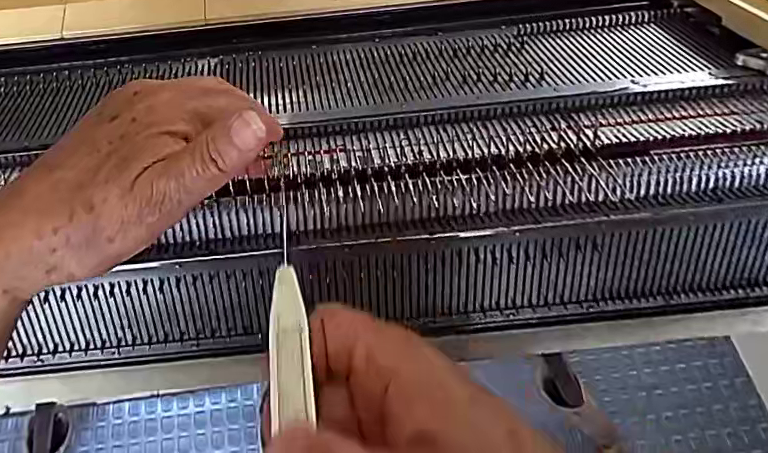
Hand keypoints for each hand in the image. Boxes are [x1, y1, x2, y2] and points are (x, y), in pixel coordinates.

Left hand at [0, 77, 280, 300]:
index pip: (234, 107)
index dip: (261, 129)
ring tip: (233, 158)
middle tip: (262, 156)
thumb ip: (212, 159)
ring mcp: (126, 110)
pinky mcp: (111, 125)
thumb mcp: (159, 200)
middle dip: (245, 123)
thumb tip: (255, 124)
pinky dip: (193, 128)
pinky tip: (188, 153)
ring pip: (191, 104)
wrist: (10, 243)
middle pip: (216, 98)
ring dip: (221, 125)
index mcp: (164, 111)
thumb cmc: (81, 227)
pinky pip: (166, 113)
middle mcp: (146, 100)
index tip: (277, 149)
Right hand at [268, 305, 558, 452]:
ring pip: (337, 420)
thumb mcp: (406, 449)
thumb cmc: (491, 452)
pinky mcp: (410, 435)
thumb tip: (281, 427)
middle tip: (301, 452)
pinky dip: (352, 449)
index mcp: (394, 356)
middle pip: (318, 382)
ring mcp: (402, 412)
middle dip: (302, 420)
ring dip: (325, 441)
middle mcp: (395, 377)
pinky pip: (362, 435)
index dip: (290, 361)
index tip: (276, 413)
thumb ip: (341, 440)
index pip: (322, 326)